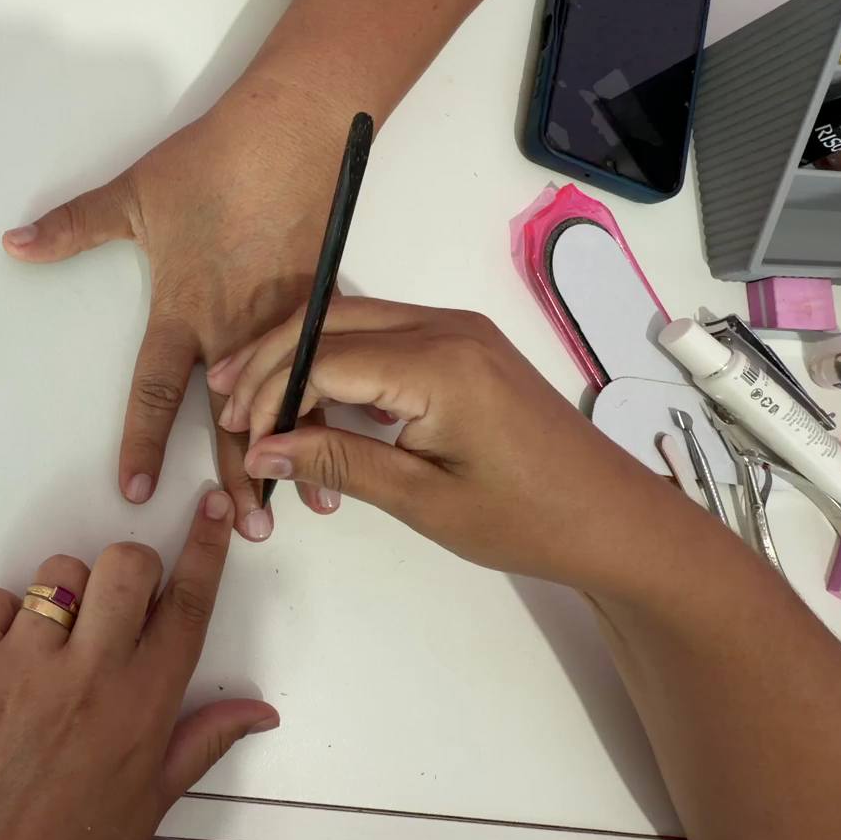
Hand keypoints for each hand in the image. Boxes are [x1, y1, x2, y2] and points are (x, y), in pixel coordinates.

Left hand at [0, 490, 275, 839]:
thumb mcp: (152, 801)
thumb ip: (205, 740)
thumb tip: (258, 709)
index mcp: (144, 708)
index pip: (190, 605)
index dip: (207, 548)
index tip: (212, 511)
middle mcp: (91, 678)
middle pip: (127, 563)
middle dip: (130, 567)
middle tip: (117, 600)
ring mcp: (27, 669)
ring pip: (59, 571)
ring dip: (63, 593)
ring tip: (53, 638)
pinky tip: (6, 652)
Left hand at [3, 79, 351, 541]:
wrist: (292, 127)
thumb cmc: (212, 162)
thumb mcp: (133, 194)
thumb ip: (74, 228)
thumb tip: (13, 244)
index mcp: (184, 313)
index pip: (154, 393)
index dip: (142, 444)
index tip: (135, 490)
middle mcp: (234, 330)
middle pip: (234, 417)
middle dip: (240, 476)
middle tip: (246, 528)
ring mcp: (284, 318)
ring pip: (288, 400)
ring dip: (298, 454)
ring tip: (312, 504)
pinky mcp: (323, 300)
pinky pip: (332, 362)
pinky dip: (342, 401)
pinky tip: (362, 433)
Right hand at [210, 298, 705, 584]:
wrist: (618, 520)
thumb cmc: (526, 519)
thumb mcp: (422, 499)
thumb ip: (335, 462)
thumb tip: (260, 450)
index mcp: (439, 365)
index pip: (323, 359)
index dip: (270, 394)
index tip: (240, 438)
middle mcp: (446, 327)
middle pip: (328, 321)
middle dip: (268, 357)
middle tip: (222, 397)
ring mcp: (456, 329)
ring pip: (350, 319)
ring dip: (296, 351)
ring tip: (248, 389)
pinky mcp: (461, 342)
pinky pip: (379, 333)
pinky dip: (334, 356)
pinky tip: (309, 386)